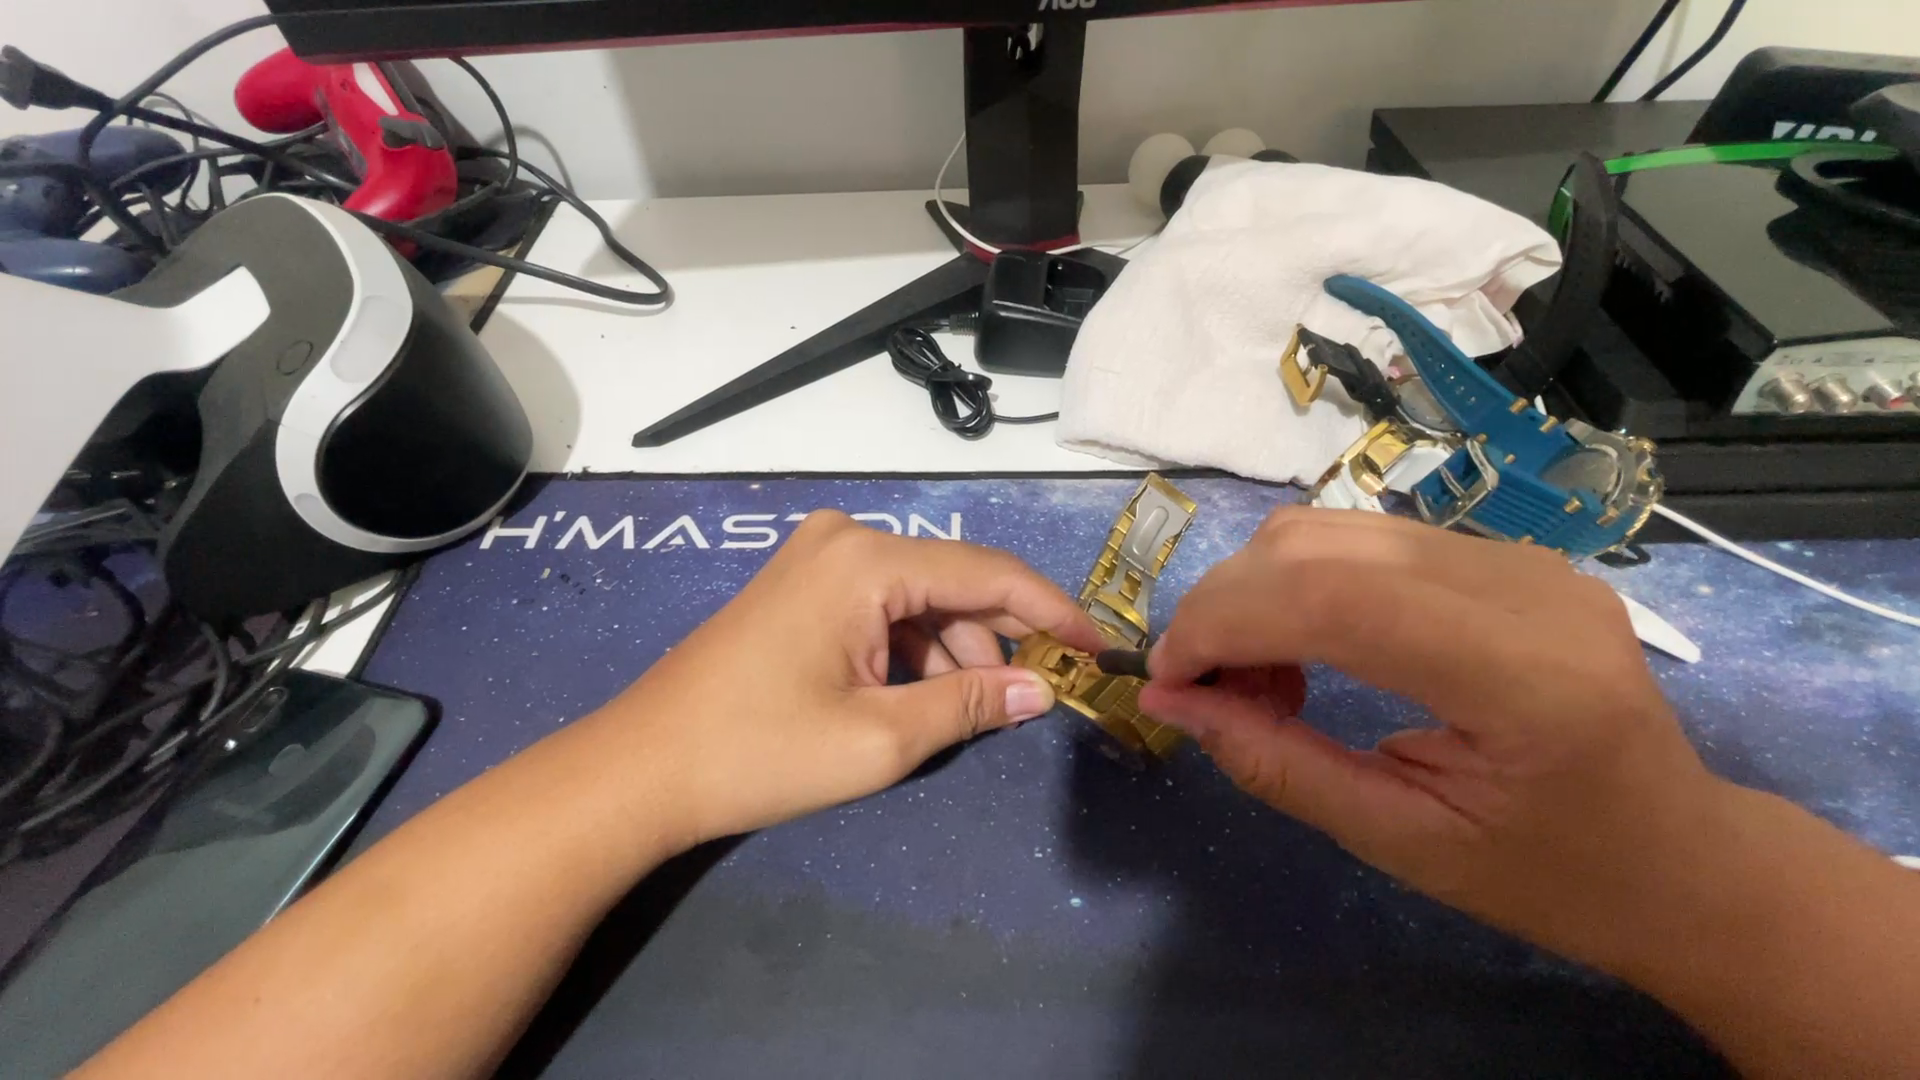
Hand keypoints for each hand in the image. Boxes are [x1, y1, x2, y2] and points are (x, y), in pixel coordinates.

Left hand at [591, 510, 1105, 850]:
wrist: (640, 769)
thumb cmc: (759, 753)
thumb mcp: (879, 738)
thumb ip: (968, 706)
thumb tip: (1041, 692)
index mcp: (866, 560)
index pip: (987, 572)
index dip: (1050, 610)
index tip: (1096, 646)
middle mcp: (845, 538)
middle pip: (952, 584)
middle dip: (995, 641)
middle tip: (1031, 697)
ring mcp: (817, 558)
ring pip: (918, 600)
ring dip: (951, 652)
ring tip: (962, 712)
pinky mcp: (802, 585)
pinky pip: (881, 608)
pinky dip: (910, 649)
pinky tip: (915, 696)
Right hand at [1137, 507, 1722, 970]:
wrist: (1685, 854)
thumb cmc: (1552, 875)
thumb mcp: (1401, 843)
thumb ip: (1276, 765)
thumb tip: (1169, 702)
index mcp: (1526, 676)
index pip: (1336, 600)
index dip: (1225, 623)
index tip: (1166, 677)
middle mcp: (1524, 587)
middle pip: (1317, 547)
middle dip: (1222, 606)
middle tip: (1195, 683)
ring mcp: (1515, 556)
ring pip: (1325, 529)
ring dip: (1251, 591)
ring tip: (1250, 673)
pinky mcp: (1496, 552)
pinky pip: (1354, 540)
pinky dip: (1291, 585)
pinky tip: (1298, 646)